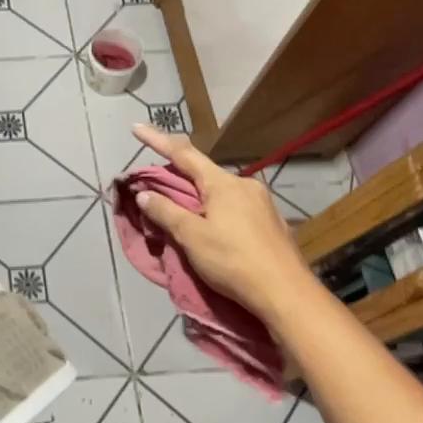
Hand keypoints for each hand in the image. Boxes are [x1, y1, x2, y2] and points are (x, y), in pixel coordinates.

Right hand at [132, 123, 305, 303]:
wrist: (287, 294)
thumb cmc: (234, 261)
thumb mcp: (192, 237)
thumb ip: (166, 212)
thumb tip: (144, 193)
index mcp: (223, 183)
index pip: (183, 154)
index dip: (157, 140)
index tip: (136, 128)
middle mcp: (245, 185)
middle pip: (203, 172)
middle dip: (178, 175)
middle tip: (155, 182)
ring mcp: (261, 203)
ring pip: (220, 191)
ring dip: (199, 195)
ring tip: (182, 209)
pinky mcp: (270, 223)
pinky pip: (235, 206)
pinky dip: (216, 209)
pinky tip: (213, 226)